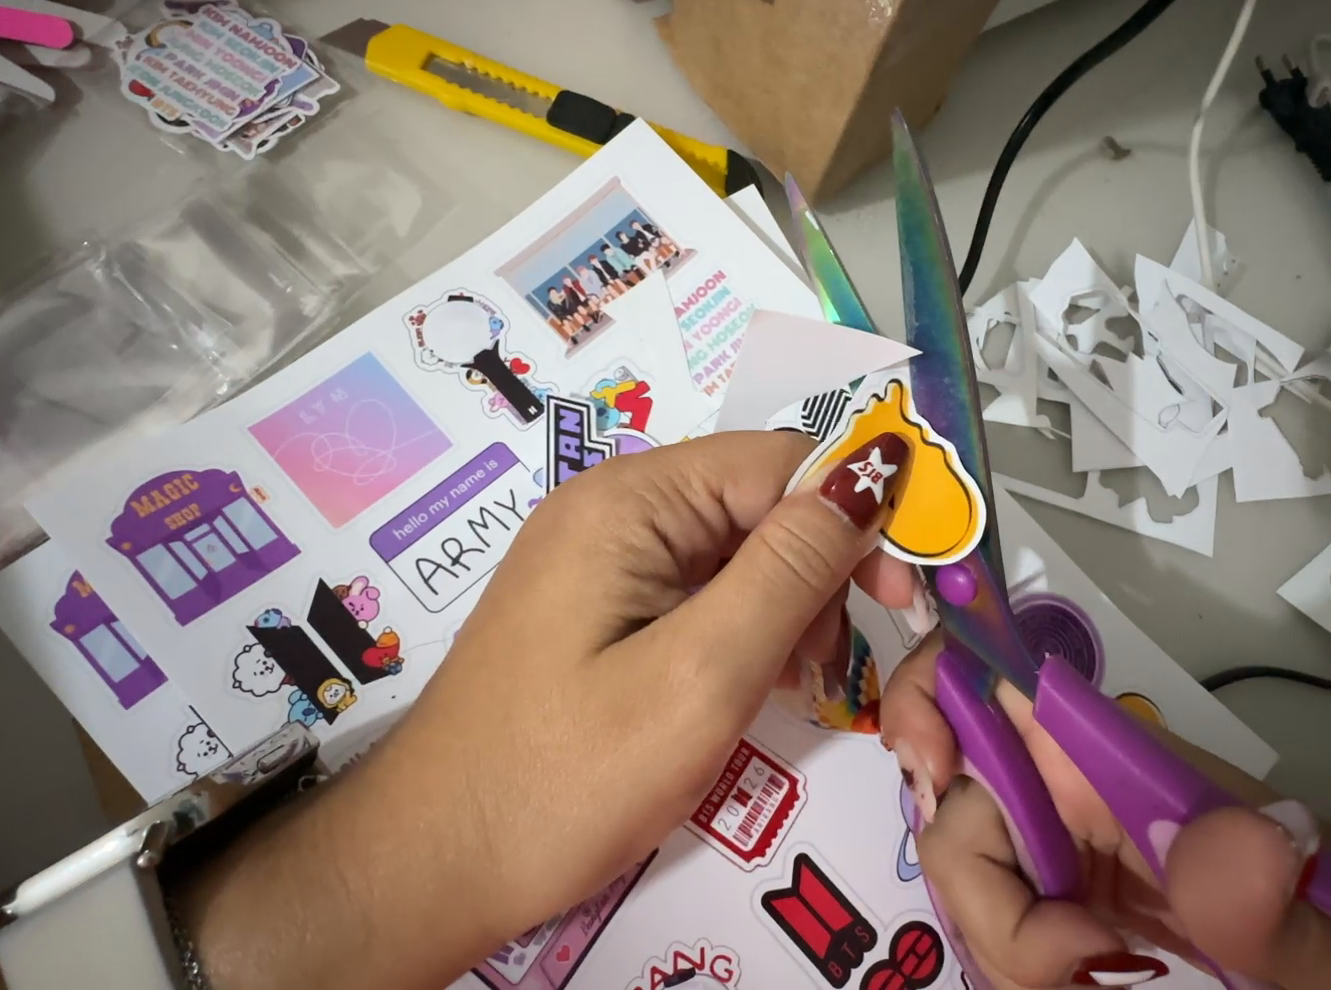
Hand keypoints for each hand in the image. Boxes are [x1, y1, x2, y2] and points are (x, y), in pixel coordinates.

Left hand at [195, 431, 918, 987]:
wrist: (431, 867)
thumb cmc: (566, 777)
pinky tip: (745, 682)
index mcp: (630, 499)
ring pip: (735, 549)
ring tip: (780, 684)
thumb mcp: (702, 674)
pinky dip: (740, 627)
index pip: (778, 462)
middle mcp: (614, 507)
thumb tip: (875, 472)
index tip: (900, 595)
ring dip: (781, 605)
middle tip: (824, 664)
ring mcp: (602, 556)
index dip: (852, 514)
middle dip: (813, 571)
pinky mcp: (601, 603)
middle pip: (757, 503)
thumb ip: (792, 569)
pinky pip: (698, 588)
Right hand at [882, 635, 1330, 988]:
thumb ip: (1274, 914)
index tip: (930, 777)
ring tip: (1091, 980)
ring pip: (959, 858)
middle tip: (1069, 968)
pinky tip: (1071, 977)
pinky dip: (1008, 947)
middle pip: (951, 800)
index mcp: (1100, 747)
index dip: (922, 696)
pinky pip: (989, 898)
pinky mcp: (1056, 873)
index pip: (977, 672)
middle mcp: (1057, 770)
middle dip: (979, 895)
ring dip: (996, 936)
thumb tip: (1206, 850)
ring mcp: (1053, 824)